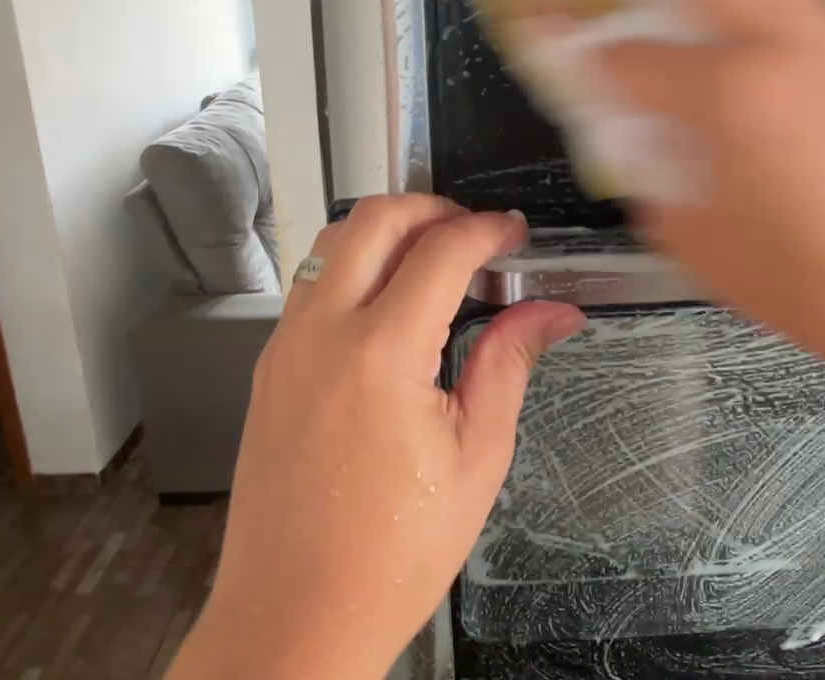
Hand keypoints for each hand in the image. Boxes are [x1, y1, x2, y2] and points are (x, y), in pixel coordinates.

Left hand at [168, 196, 584, 679]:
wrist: (292, 617)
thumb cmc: (391, 553)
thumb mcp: (475, 458)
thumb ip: (509, 364)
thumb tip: (553, 313)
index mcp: (381, 354)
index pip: (442, 250)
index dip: (487, 229)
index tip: (513, 234)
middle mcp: (323, 333)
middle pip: (374, 217)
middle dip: (431, 207)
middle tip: (473, 232)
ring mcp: (286, 346)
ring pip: (333, 241)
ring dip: (387, 231)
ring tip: (432, 260)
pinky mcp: (270, 366)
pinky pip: (312, 284)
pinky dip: (354, 267)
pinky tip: (387, 305)